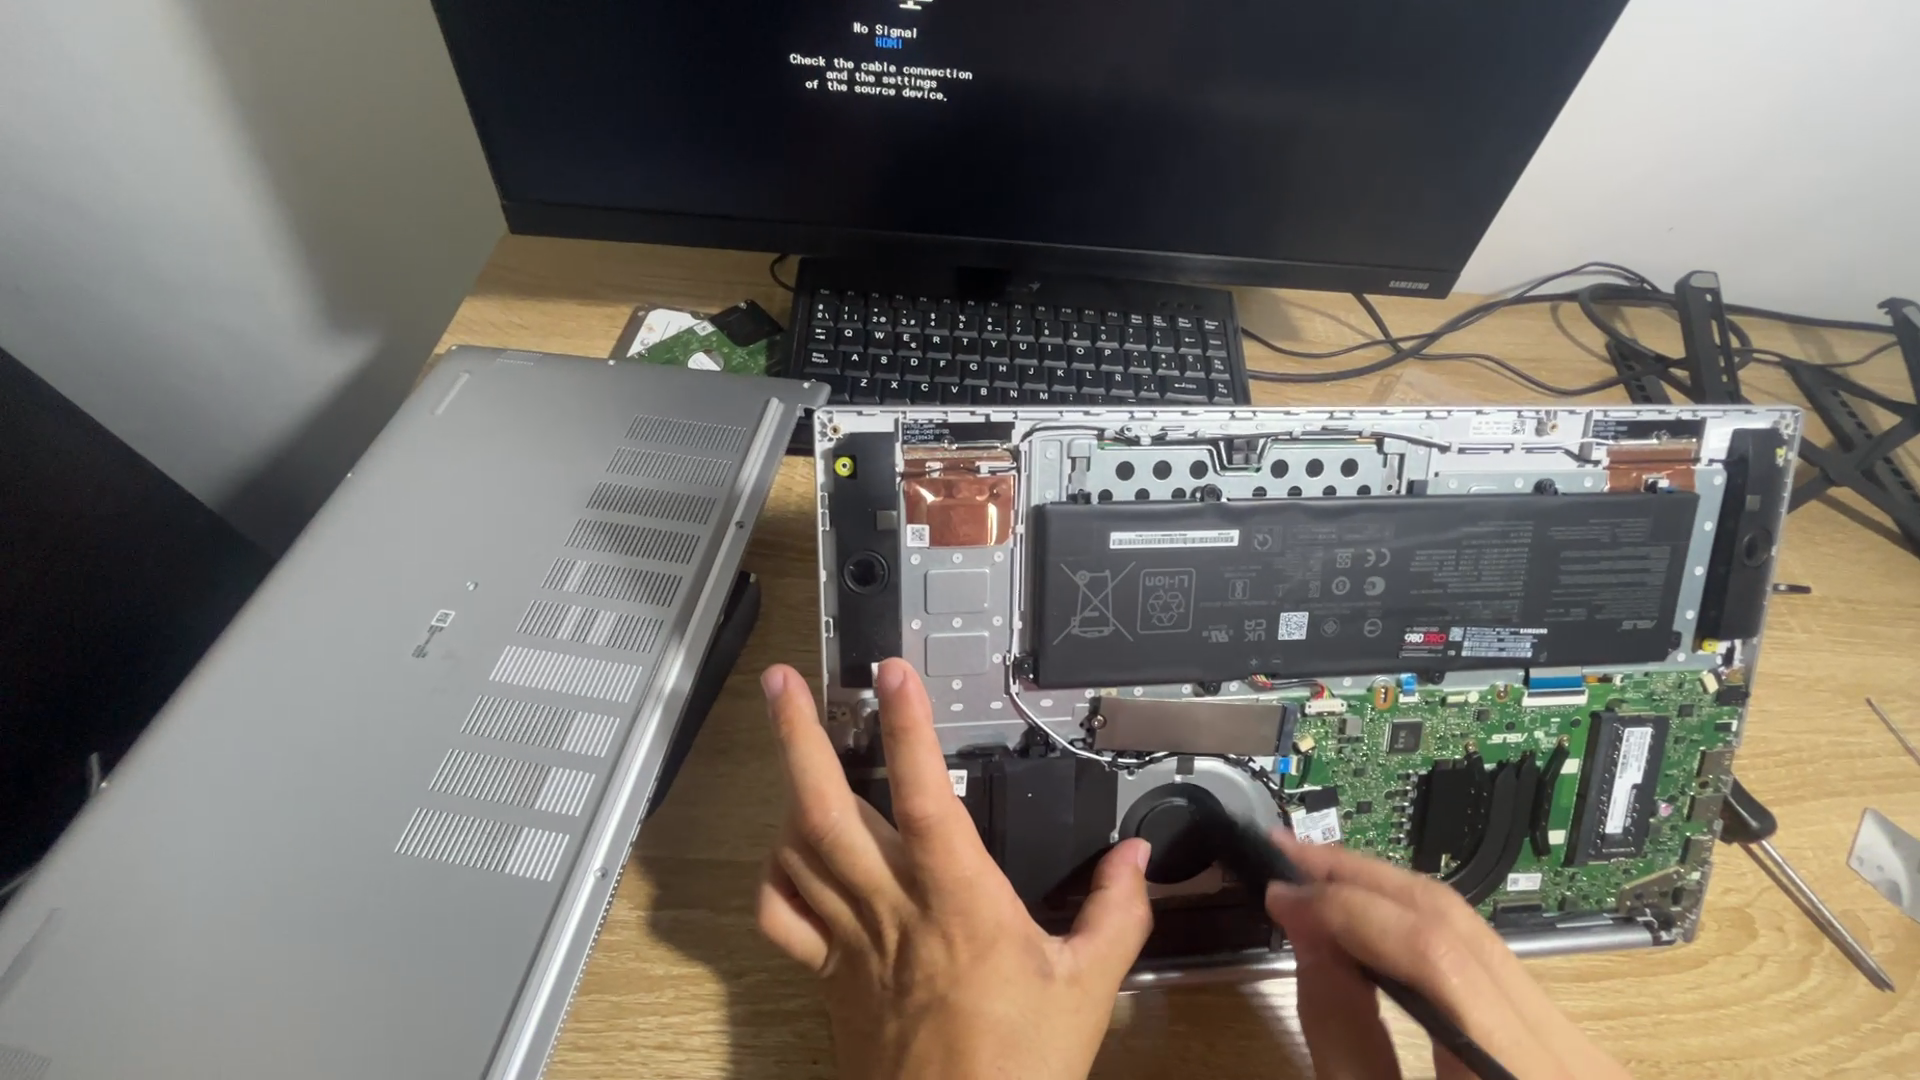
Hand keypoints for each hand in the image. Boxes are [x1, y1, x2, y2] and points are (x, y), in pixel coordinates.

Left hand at [755, 658, 1153, 1079]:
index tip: (892, 673)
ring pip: (799, 851)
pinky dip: (776, 872)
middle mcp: (893, 908)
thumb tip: (1137, 853)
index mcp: (960, 902)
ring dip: (787, 786)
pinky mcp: (827, 973)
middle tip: (781, 682)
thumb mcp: (1088, 988)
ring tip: (790, 735)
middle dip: (800, 739)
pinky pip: (782, 917)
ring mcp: (849, 940)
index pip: (927, 800)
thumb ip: (1115, 912)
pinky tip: (787, 844)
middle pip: (830, 812)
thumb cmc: (1021, 1065)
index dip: (908, 732)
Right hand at [1265, 835, 1631, 1079]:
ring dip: (1377, 891)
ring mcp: (1580, 1045)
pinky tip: (1360, 916)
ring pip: (1467, 927)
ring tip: (1309, 875)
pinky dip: (1406, 926)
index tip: (1276, 895)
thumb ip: (1340, 1029)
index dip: (1345, 907)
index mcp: (1526, 1079)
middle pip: (1454, 920)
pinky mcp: (1565, 1043)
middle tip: (1282, 855)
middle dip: (1357, 876)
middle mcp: (1576, 1053)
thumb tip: (1304, 924)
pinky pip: (1476, 956)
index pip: (1434, 951)